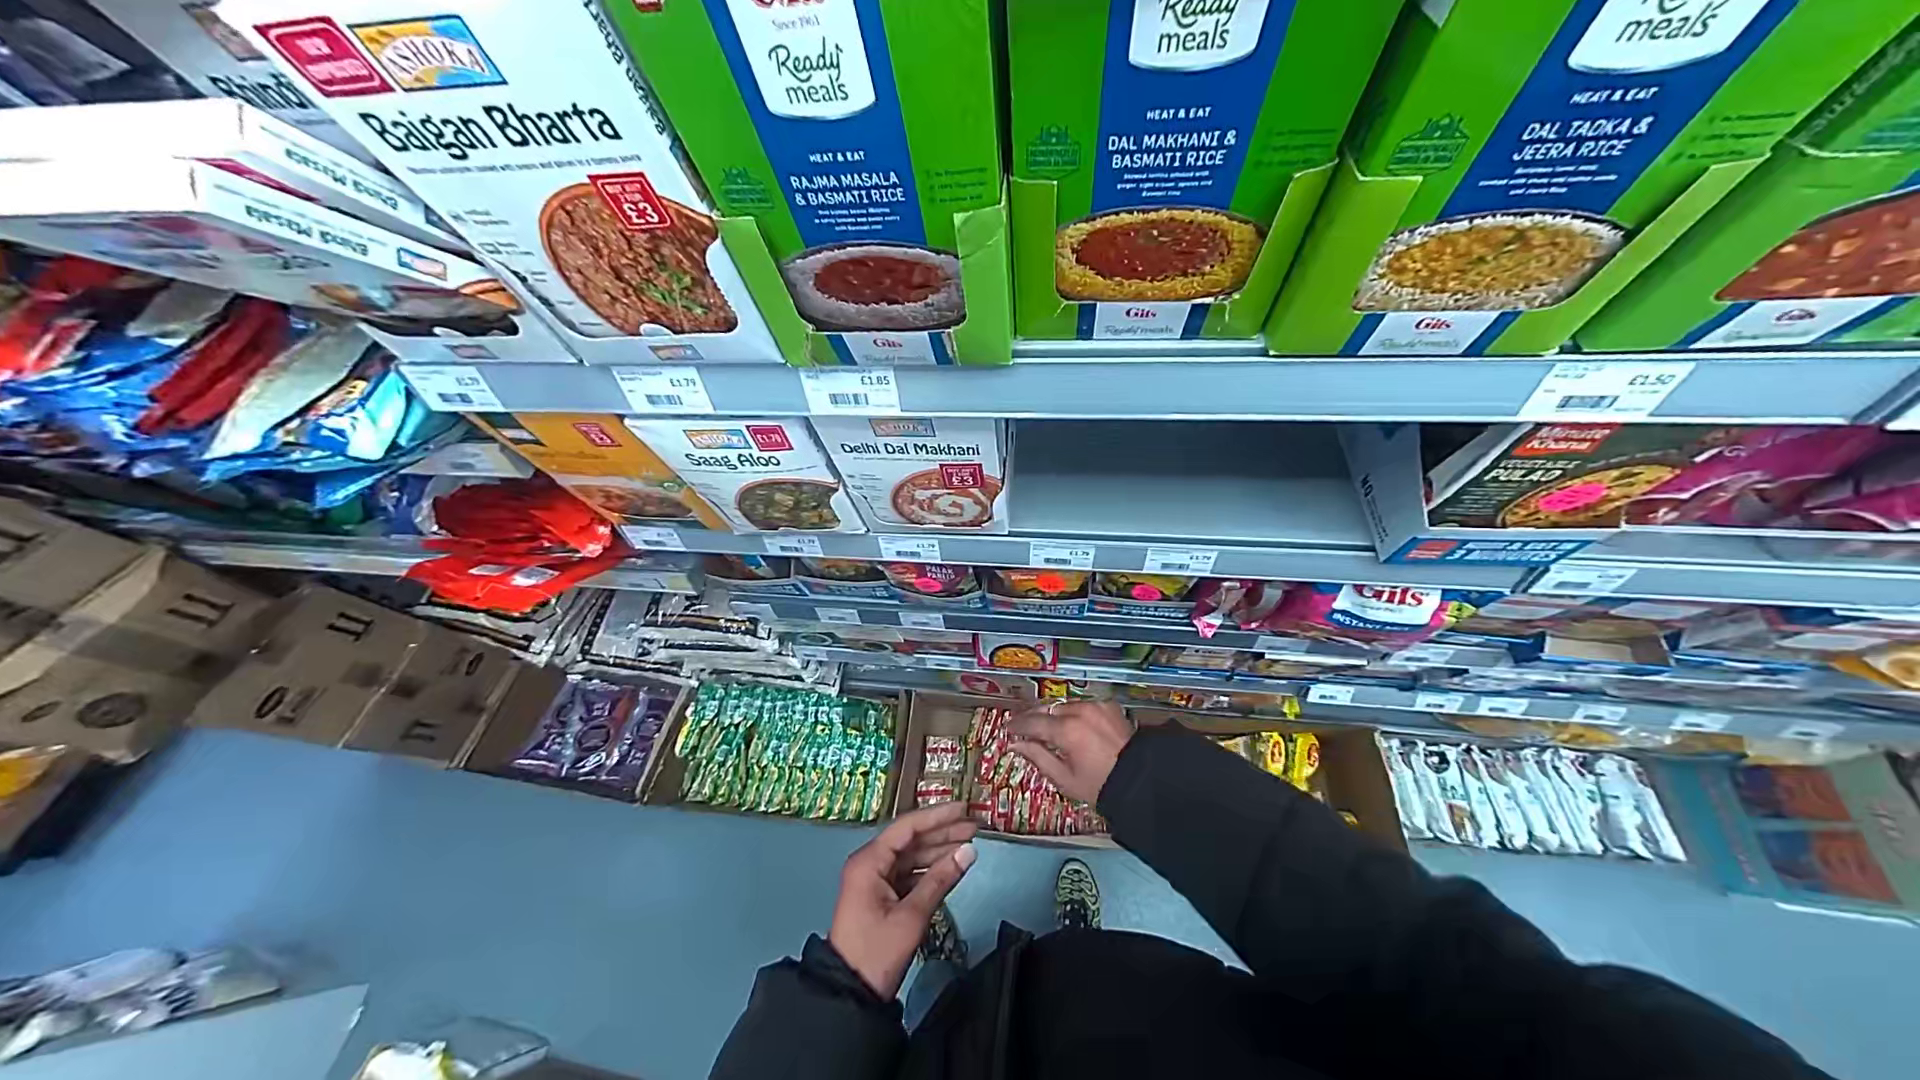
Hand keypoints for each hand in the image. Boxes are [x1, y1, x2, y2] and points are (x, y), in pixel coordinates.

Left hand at [828, 801, 977, 998]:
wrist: (849, 993)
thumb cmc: (877, 952)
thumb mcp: (912, 916)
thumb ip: (940, 880)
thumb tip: (967, 851)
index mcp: (869, 861)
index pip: (907, 827)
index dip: (937, 816)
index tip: (963, 809)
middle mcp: (870, 863)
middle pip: (910, 839)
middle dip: (942, 832)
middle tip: (973, 826)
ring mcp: (875, 879)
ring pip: (911, 856)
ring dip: (938, 851)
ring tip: (968, 843)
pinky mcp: (881, 895)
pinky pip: (909, 873)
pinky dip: (930, 870)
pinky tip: (951, 867)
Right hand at [1009, 700, 1133, 804]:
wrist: (1141, 780)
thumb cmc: (1099, 786)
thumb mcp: (1064, 778)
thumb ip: (1037, 756)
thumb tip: (1015, 743)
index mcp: (1067, 731)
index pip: (1032, 722)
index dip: (1017, 725)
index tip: (1008, 728)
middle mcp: (1080, 711)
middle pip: (1047, 708)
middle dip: (1033, 716)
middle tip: (1022, 725)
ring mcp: (1096, 705)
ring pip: (1064, 705)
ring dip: (1053, 714)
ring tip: (1045, 725)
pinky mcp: (1108, 705)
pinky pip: (1082, 705)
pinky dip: (1073, 713)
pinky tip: (1070, 724)